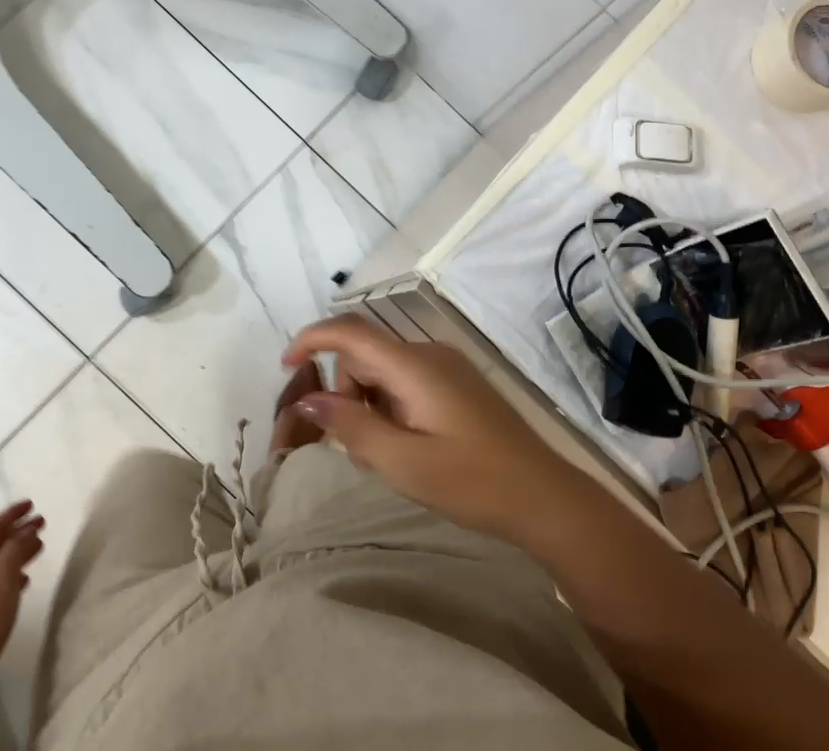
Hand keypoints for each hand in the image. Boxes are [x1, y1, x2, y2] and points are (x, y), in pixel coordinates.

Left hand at [0, 501, 44, 675]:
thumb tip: (28, 529)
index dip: (10, 514)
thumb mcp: (1, 579)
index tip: (31, 504)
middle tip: (41, 523)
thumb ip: (15, 551)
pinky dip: (12, 575)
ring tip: (38, 548)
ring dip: (16, 553)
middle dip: (16, 532)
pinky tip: (24, 581)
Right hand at [282, 316, 595, 544]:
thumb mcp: (401, 462)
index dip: (311, 339)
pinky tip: (406, 447)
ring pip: (383, 372)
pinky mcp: (458, 386)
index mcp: (414, 366)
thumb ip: (350, 427)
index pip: (350, 332)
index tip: (285, 366)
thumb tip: (307, 401)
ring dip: (369, 406)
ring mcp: (447, 368)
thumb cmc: (471, 482)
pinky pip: (406, 384)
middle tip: (356, 448)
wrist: (543, 497)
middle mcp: (429, 355)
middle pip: (364, 356)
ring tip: (386, 456)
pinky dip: (391, 409)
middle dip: (345, 393)